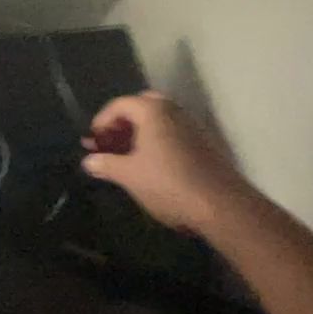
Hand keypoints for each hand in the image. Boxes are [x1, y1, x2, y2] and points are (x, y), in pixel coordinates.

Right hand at [80, 92, 248, 233]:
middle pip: (141, 108)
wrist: (224, 208)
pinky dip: (157, 145)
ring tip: (126, 158)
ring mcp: (192, 129)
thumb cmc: (169, 183)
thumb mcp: (129, 175)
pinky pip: (173, 136)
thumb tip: (88, 161)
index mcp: (153, 111)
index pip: (119, 105)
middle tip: (110, 143)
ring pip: (159, 123)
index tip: (92, 143)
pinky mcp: (205, 148)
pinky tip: (150, 168)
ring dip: (139, 135)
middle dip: (122, 124)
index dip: (101, 122)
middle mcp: (174, 113)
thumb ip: (105, 164)